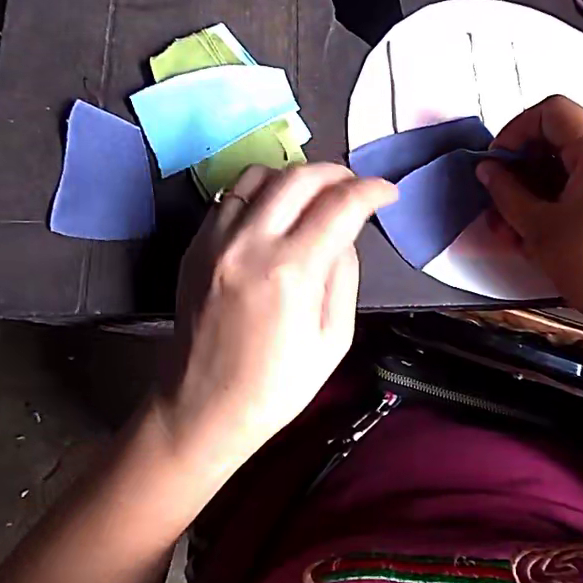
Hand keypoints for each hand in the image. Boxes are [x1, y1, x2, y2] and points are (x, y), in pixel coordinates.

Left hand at [165, 163, 396, 472]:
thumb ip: (344, 274)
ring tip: (316, 194)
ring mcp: (215, 241)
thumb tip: (344, 232)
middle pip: (300, 177)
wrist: (202, 408)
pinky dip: (262, 191)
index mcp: (291, 272)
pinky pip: (231, 196)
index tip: (388, 193)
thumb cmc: (278, 385)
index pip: (341, 205)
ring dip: (297, 176)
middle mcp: (250, 245)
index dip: (372, 190)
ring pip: (261, 175)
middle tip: (356, 188)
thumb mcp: (334, 337)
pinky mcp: (195, 246)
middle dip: (339, 173)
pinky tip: (277, 211)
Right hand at [476, 95, 582, 354]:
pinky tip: (546, 228)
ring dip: (542, 186)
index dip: (515, 131)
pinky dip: (567, 197)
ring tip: (519, 222)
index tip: (499, 160)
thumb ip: (506, 191)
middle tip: (502, 195)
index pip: (551, 111)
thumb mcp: (539, 228)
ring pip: (578, 163)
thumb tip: (492, 172)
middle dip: (526, 165)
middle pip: (565, 137)